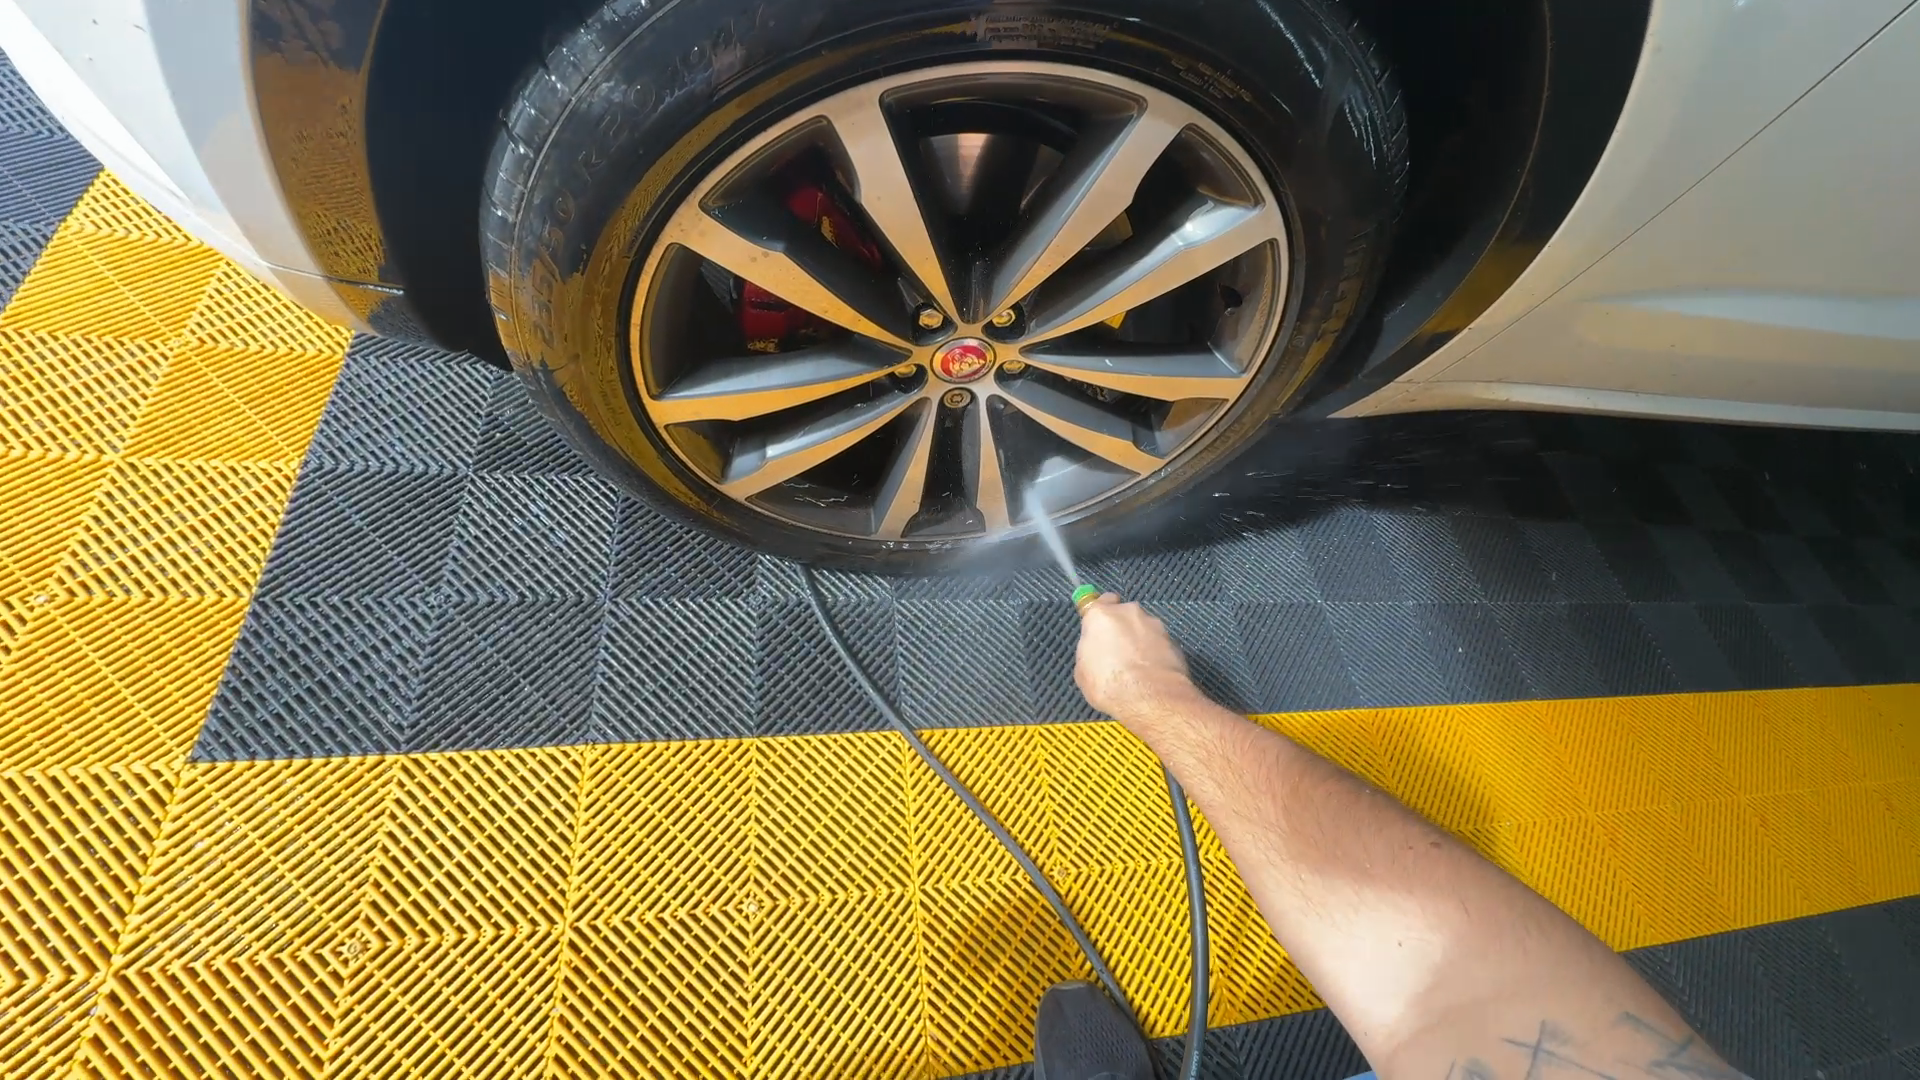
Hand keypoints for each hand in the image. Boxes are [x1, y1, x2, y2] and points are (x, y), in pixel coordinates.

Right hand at [1074, 594, 1195, 723]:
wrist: (1151, 698)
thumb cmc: (1109, 683)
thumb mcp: (1083, 670)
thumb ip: (1090, 650)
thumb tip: (1098, 650)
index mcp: (1101, 615)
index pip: (1101, 600)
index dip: (1100, 615)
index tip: (1100, 629)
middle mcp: (1129, 612)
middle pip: (1124, 614)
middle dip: (1121, 628)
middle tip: (1117, 651)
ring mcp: (1154, 625)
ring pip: (1143, 628)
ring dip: (1140, 640)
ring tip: (1137, 667)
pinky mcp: (1173, 640)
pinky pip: (1158, 643)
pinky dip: (1155, 653)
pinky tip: (1151, 673)